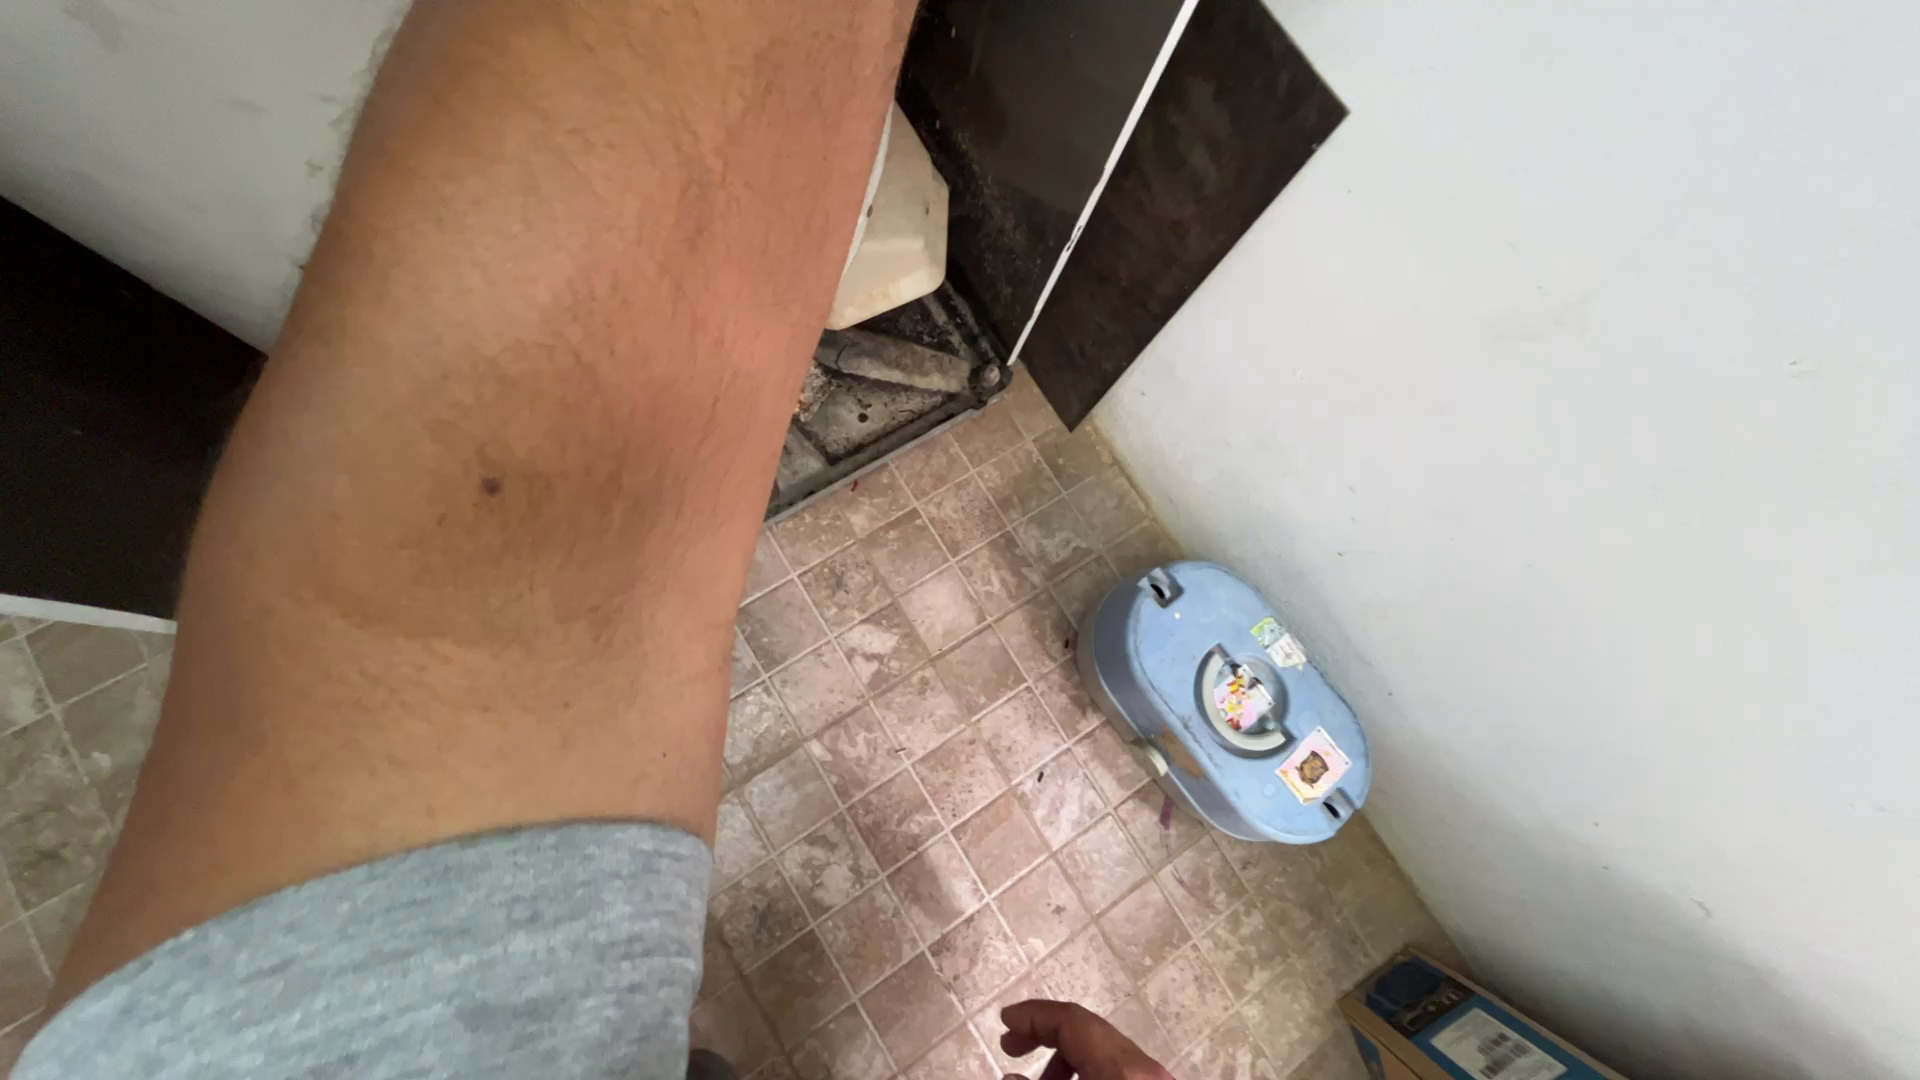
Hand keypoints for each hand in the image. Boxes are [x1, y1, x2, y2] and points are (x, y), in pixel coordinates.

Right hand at [998, 999, 1176, 1079]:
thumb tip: (1011, 1077)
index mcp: (1122, 1068)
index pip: (1072, 1019)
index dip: (1033, 1015)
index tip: (1005, 1022)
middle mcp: (1146, 1066)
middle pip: (1089, 1031)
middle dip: (1046, 1035)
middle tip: (1011, 1047)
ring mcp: (1159, 1079)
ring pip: (1105, 1053)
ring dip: (1066, 1059)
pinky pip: (1120, 1072)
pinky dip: (1090, 1073)